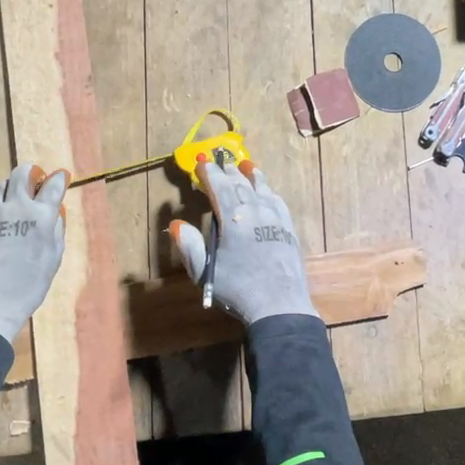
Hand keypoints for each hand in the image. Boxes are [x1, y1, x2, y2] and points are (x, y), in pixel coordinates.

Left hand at [0, 163, 69, 343]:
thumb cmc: (31, 284)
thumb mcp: (54, 257)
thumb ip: (56, 230)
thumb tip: (55, 213)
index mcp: (42, 215)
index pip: (53, 185)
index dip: (59, 179)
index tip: (61, 178)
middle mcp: (18, 207)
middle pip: (22, 174)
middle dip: (31, 171)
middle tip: (35, 177)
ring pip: (2, 185)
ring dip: (12, 184)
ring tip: (17, 194)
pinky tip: (2, 210)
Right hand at [168, 162, 316, 326]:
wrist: (279, 304)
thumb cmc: (237, 289)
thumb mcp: (204, 272)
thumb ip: (190, 246)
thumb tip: (176, 223)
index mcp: (233, 218)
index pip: (219, 187)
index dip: (209, 173)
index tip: (201, 162)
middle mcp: (255, 210)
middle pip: (240, 183)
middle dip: (228, 171)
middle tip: (221, 161)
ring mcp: (274, 217)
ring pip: (261, 188)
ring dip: (251, 175)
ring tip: (245, 165)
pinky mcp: (288, 228)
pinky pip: (277, 200)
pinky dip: (268, 191)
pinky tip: (267, 190)